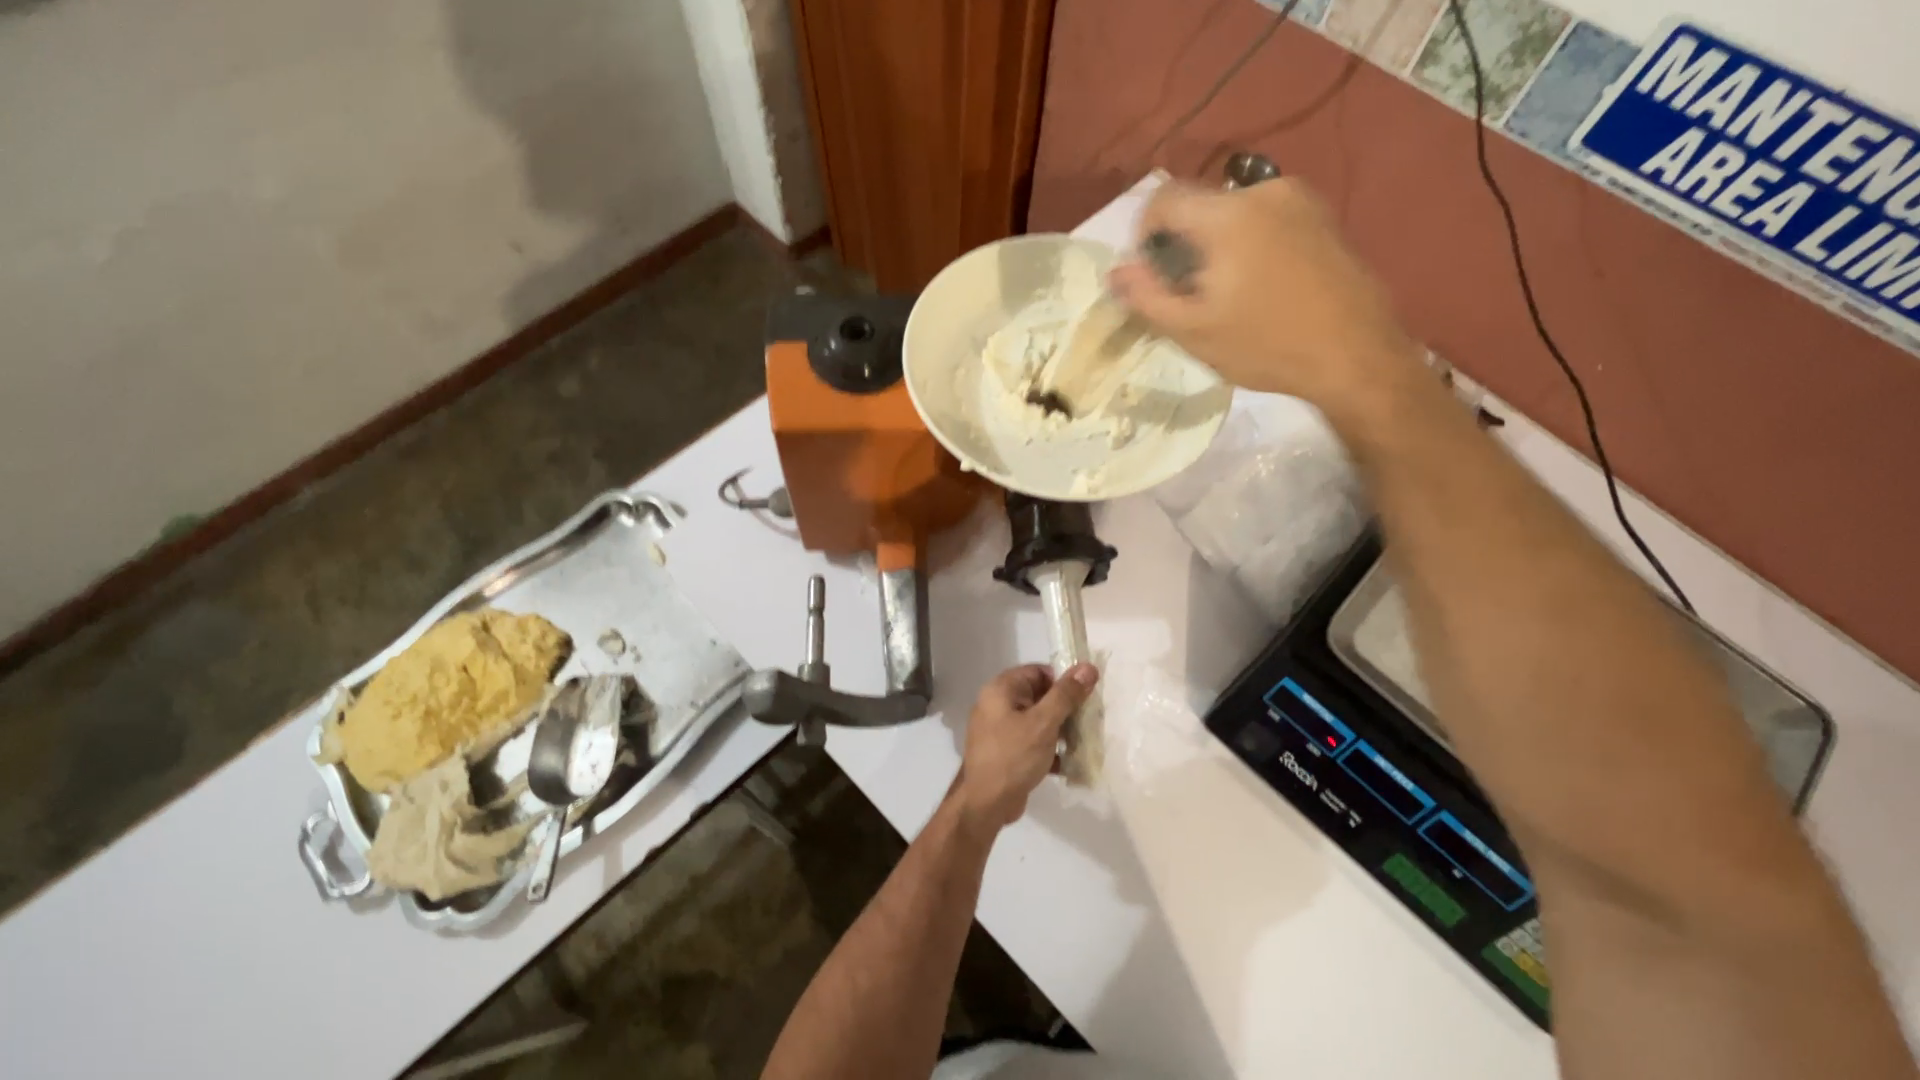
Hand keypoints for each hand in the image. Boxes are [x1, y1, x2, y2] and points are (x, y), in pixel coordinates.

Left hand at [953, 663, 1098, 833]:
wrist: (986, 804)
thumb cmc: (1014, 756)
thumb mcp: (1044, 723)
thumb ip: (1066, 695)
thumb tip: (1088, 667)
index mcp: (1000, 690)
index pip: (1037, 672)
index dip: (1062, 681)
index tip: (1085, 696)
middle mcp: (996, 705)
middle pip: (1039, 697)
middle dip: (1064, 708)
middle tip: (1088, 719)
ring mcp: (999, 730)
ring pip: (1037, 721)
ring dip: (1060, 730)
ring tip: (1083, 740)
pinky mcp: (1006, 753)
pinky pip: (1032, 742)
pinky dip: (1049, 749)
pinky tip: (1069, 761)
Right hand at [1109, 179, 1425, 411]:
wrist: (1359, 356)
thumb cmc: (1269, 346)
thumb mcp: (1194, 332)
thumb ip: (1146, 297)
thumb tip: (1116, 271)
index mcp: (1228, 214)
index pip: (1162, 199)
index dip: (1144, 235)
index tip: (1154, 276)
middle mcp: (1264, 192)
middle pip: (1200, 205)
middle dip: (1183, 245)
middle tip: (1190, 295)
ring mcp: (1300, 200)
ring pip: (1233, 214)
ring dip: (1217, 246)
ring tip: (1229, 295)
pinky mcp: (1324, 217)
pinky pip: (1266, 219)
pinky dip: (1250, 245)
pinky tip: (1263, 289)